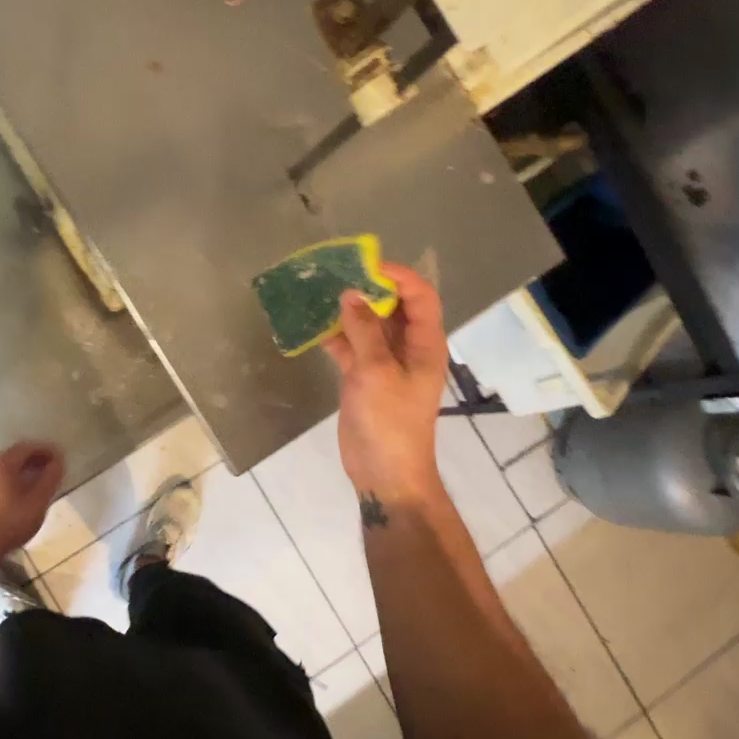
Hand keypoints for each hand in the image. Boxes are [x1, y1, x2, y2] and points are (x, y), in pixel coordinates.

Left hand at [0, 441, 65, 562]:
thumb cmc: (9, 524)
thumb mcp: (37, 502)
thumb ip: (50, 479)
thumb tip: (59, 461)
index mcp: (2, 464)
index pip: (26, 447)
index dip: (45, 450)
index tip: (59, 457)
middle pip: (12, 456)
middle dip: (32, 460)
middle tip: (48, 470)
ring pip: (0, 469)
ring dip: (18, 472)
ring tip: (33, 485)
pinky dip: (6, 482)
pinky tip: (13, 498)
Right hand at [323, 264, 449, 503]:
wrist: (384, 472)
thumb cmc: (390, 422)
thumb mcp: (376, 371)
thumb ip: (363, 331)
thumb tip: (351, 295)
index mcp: (426, 345)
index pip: (420, 297)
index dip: (399, 276)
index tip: (367, 266)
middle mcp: (408, 349)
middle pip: (393, 308)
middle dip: (369, 289)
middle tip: (337, 275)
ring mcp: (385, 365)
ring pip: (368, 327)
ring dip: (348, 312)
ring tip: (321, 294)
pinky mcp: (363, 379)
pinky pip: (351, 349)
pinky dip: (335, 337)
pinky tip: (312, 327)